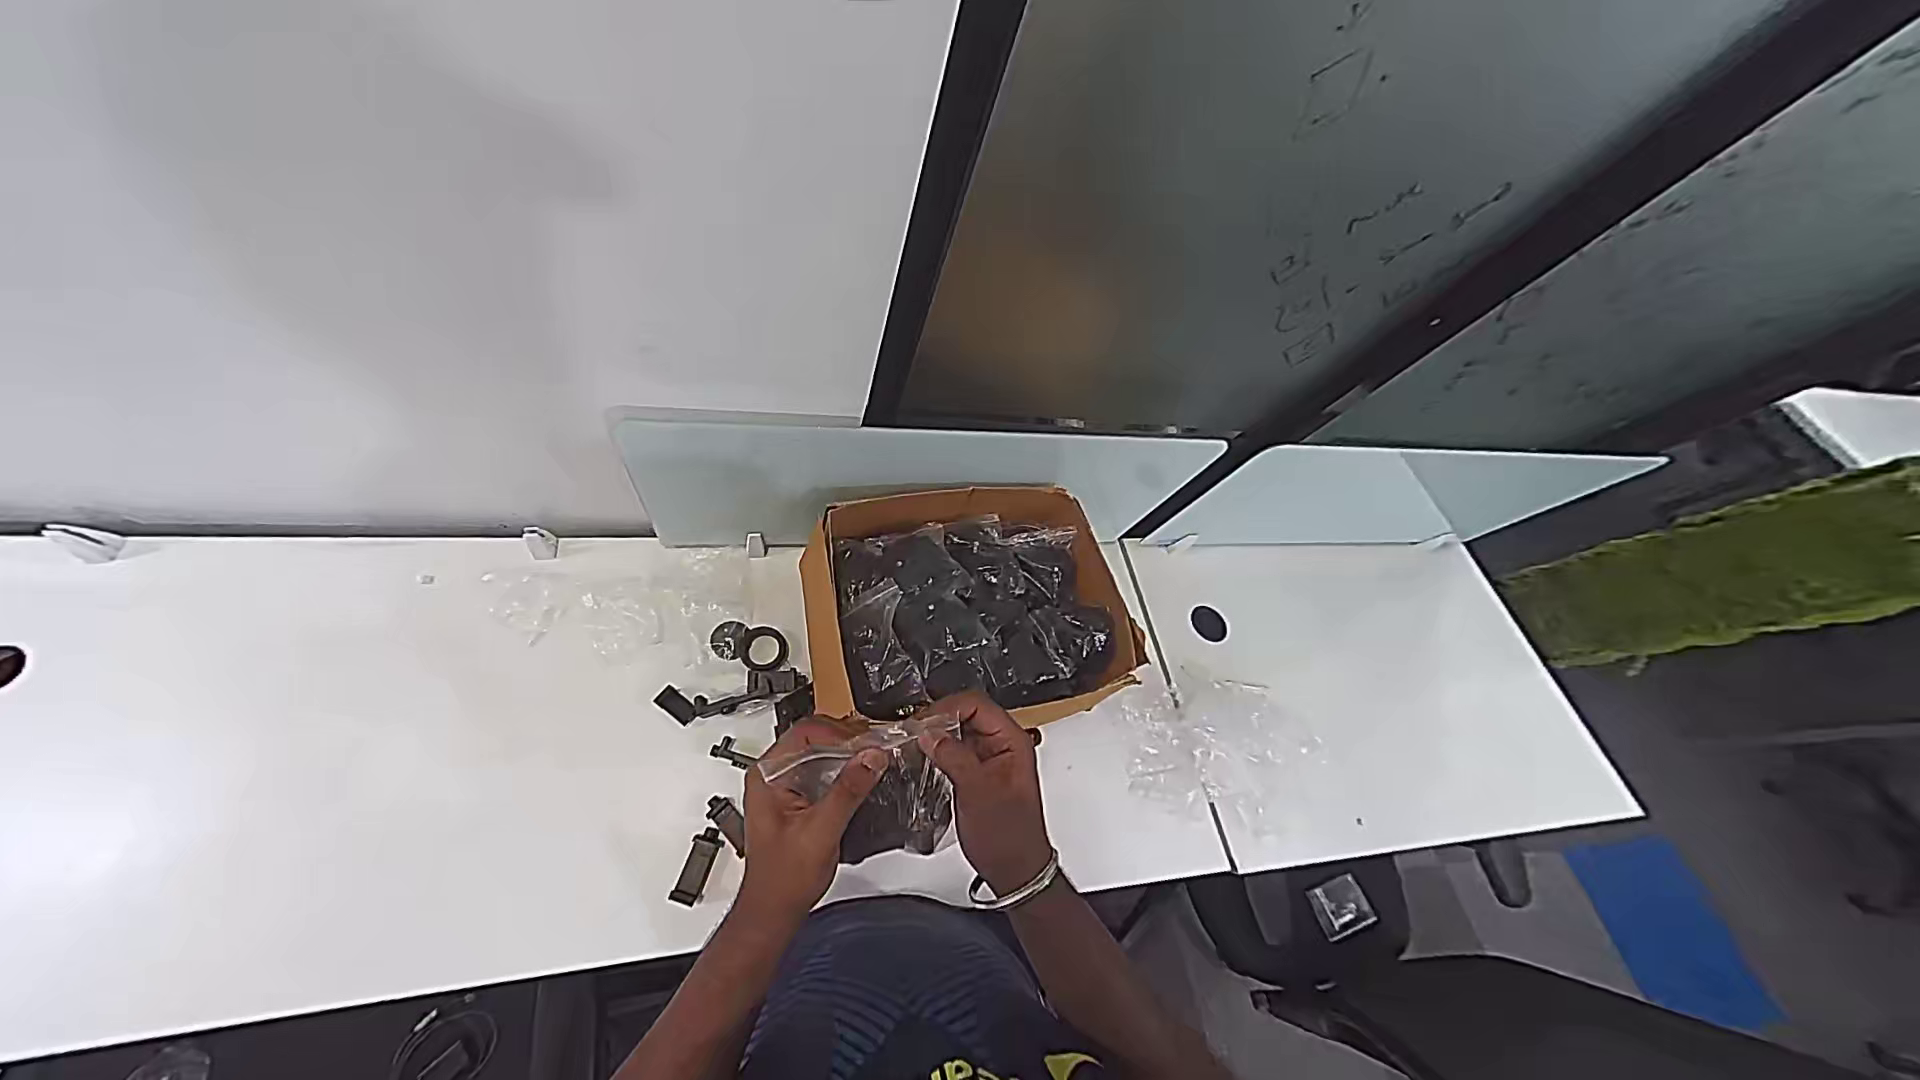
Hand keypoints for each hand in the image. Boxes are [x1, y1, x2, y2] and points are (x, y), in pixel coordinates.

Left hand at [738, 718, 886, 922]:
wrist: (775, 910)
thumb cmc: (781, 880)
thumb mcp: (821, 831)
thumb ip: (847, 792)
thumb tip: (870, 758)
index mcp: (768, 775)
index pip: (805, 732)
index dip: (839, 734)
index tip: (865, 745)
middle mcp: (773, 774)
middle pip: (814, 736)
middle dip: (847, 741)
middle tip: (873, 749)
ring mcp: (784, 784)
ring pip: (821, 751)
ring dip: (848, 754)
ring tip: (872, 761)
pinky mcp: (798, 794)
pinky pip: (823, 768)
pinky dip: (845, 769)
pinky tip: (861, 777)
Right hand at [917, 691, 1052, 894]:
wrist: (1015, 870)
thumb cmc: (1009, 836)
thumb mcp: (978, 792)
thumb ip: (954, 757)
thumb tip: (930, 734)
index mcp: (1011, 740)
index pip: (976, 705)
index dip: (947, 708)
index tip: (924, 722)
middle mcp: (1002, 744)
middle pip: (966, 713)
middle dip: (938, 719)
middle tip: (914, 731)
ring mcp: (989, 757)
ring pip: (958, 730)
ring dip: (937, 733)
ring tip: (915, 742)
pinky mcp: (977, 770)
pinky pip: (955, 748)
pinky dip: (938, 749)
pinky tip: (924, 757)